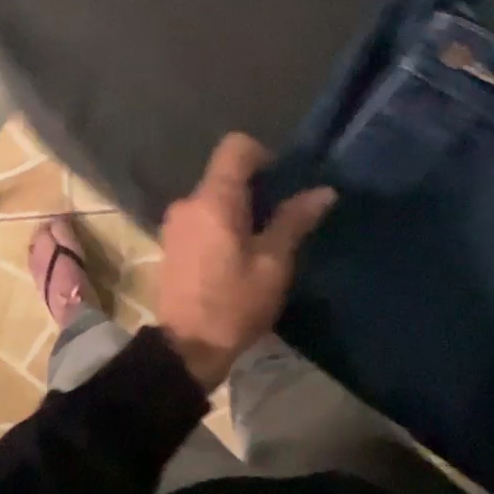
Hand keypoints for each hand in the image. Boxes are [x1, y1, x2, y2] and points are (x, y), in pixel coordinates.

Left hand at [157, 133, 336, 388]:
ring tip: (261, 243)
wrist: (186, 347)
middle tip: (281, 219)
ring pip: (212, 197)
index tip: (282, 182)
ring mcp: (174, 222)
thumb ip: (294, 221)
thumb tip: (324, 191)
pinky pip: (200, 217)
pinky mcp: (170, 242)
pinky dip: (220, 224)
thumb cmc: (234, 303)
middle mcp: (188, 201)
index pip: (235, 147)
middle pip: (224, 174)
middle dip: (254, 188)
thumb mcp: (273, 264)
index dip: (263, 154)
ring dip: (237, 209)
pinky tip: (236, 257)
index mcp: (213, 199)